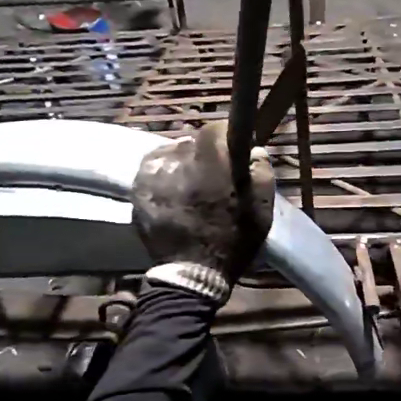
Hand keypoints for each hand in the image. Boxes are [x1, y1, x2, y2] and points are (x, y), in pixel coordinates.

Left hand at [131, 120, 275, 282]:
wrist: (194, 273)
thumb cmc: (234, 239)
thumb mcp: (262, 206)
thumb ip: (261, 170)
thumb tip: (253, 150)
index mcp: (213, 157)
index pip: (218, 127)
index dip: (227, 138)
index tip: (232, 154)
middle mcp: (180, 156)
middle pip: (193, 142)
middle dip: (204, 155)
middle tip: (211, 178)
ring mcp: (155, 172)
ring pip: (171, 155)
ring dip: (182, 165)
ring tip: (189, 189)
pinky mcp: (137, 188)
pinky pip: (152, 171)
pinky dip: (163, 177)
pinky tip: (171, 195)